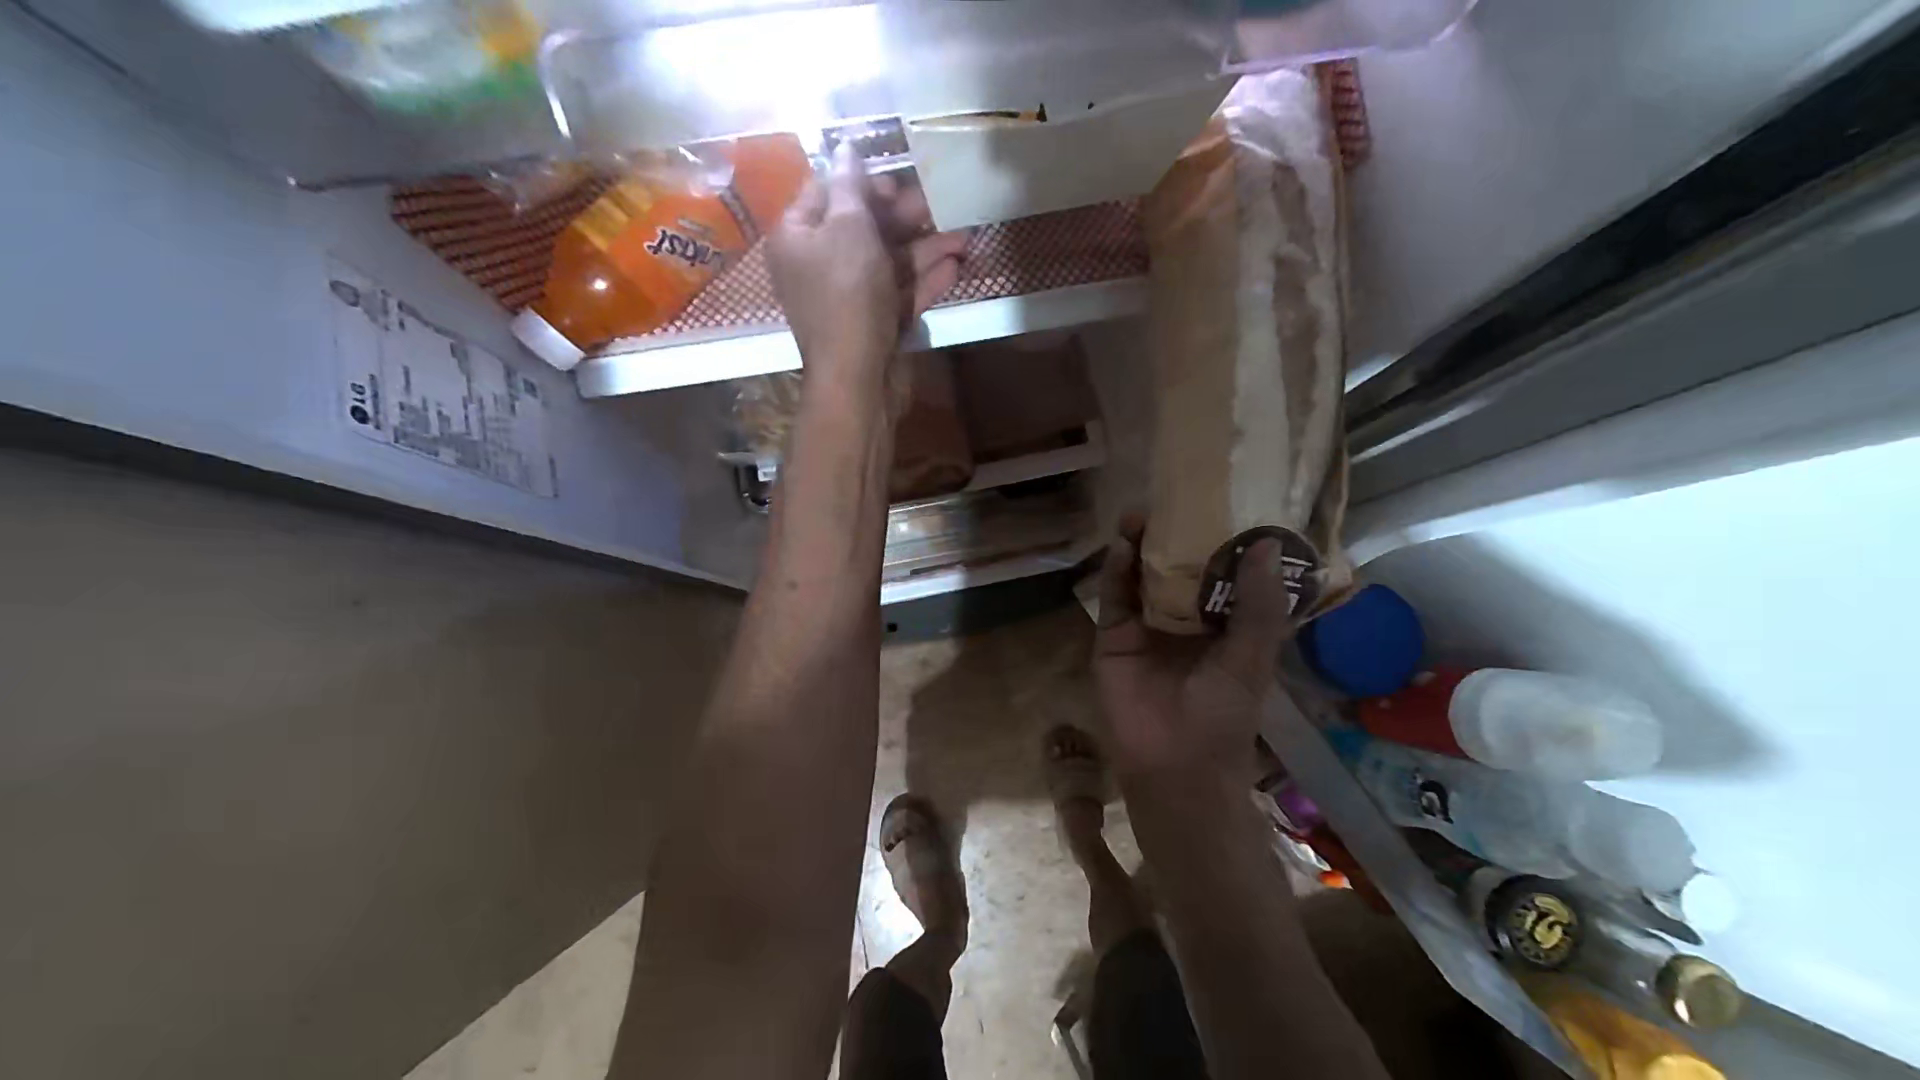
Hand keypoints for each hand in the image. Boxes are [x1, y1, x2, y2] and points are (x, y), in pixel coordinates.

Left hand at [766, 144, 968, 390]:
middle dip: (903, 216)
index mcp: (798, 238)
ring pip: (888, 262)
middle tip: (936, 202)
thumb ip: (851, 186)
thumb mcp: (848, 229)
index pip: (824, 193)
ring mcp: (849, 298)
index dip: (860, 182)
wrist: (858, 378)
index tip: (894, 180)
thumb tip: (845, 147)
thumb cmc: (846, 294)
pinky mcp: (874, 324)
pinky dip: (925, 281)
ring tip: (964, 234)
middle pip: (862, 228)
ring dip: (925, 248)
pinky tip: (956, 266)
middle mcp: (819, 266)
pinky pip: (899, 294)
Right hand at [1093, 516, 1296, 782]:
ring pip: (1141, 577)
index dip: (1218, 539)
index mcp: (1223, 624)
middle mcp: (1185, 620)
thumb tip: (1268, 543)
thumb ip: (1260, 605)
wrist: (1176, 764)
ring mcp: (1146, 627)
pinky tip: (1121, 548)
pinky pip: (1115, 598)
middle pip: (1175, 568)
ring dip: (1139, 547)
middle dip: (1171, 537)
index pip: (1221, 572)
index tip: (1218, 504)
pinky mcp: (1115, 637)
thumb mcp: (1252, 658)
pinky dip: (1116, 572)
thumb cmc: (1223, 714)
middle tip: (1169, 502)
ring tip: (1138, 515)